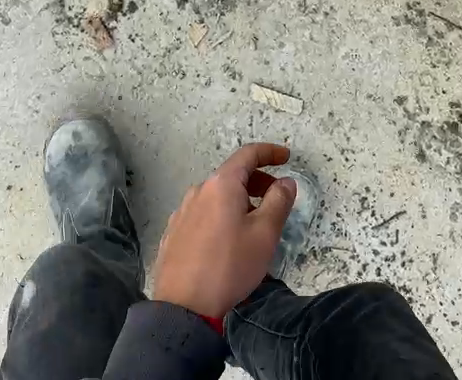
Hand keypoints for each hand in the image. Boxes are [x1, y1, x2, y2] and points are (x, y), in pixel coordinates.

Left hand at [150, 142, 297, 317]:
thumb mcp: (264, 234)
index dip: (270, 152)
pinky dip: (220, 216)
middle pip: (232, 175)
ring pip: (216, 197)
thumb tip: (285, 182)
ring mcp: (182, 212)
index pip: (248, 154)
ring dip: (239, 201)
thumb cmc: (229, 265)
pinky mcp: (173, 234)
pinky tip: (226, 242)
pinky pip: (203, 215)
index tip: (287, 157)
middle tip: (275, 199)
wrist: (182, 308)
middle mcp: (199, 191)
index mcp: (222, 185)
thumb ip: (279, 201)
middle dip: (257, 181)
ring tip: (252, 226)